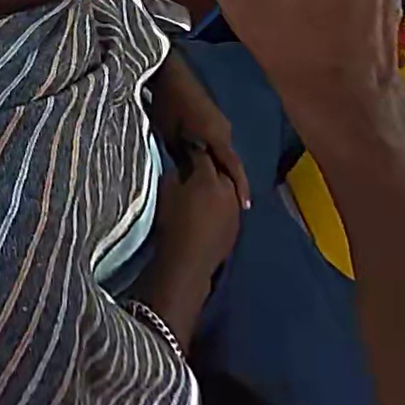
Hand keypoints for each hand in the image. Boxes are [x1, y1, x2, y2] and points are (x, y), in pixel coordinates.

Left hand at [150, 54, 249, 208]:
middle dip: (230, 179)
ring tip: (217, 182)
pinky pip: (218, 138)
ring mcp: (220, 120)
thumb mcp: (171, 135)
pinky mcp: (212, 113)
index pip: (234, 168)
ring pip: (223, 148)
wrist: (168, 72)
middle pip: (230, 160)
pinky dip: (214, 151)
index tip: (245, 206)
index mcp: (219, 137)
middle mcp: (225, 130)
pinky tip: (206, 158)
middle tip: (228, 198)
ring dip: (220, 163)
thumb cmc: (167, 104)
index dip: (240, 188)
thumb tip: (193, 178)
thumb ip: (184, 158)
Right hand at [156, 142, 241, 275]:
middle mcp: (228, 190)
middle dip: (210, 165)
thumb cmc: (173, 220)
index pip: (203, 155)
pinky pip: (232, 204)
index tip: (185, 146)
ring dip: (219, 183)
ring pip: (230, 187)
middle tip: (196, 165)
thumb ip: (177, 173)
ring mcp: (236, 209)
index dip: (193, 149)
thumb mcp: (167, 189)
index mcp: (209, 179)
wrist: (189, 258)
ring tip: (205, 185)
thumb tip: (184, 167)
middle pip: (221, 170)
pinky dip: (223, 200)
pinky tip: (212, 205)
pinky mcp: (238, 226)